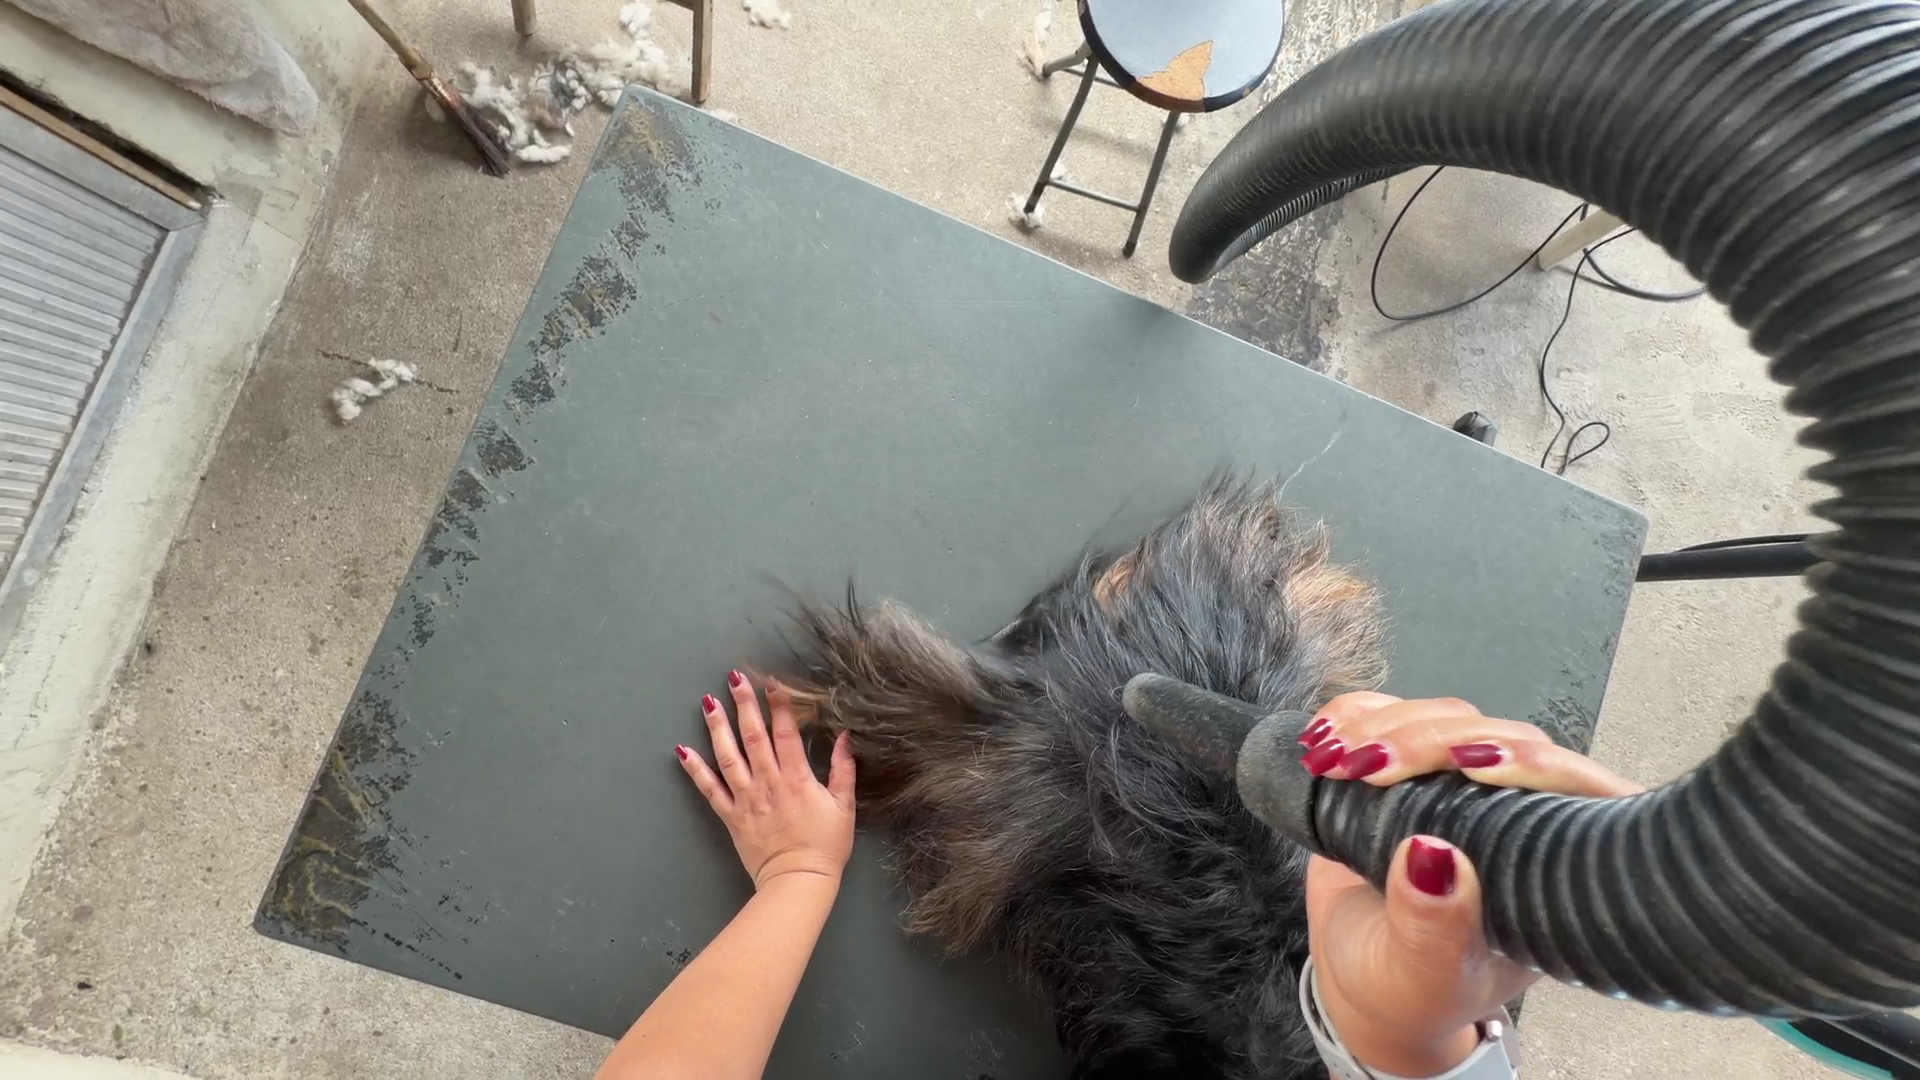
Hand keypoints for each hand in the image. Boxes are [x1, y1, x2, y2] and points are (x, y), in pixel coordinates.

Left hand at [677, 672, 856, 889]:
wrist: (797, 882)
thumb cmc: (826, 844)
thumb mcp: (844, 805)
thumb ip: (843, 769)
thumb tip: (845, 736)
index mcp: (796, 778)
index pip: (785, 733)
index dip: (779, 705)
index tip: (771, 682)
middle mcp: (768, 782)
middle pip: (753, 736)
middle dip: (744, 704)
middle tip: (734, 677)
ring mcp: (746, 798)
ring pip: (728, 756)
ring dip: (717, 727)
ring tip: (707, 701)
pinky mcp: (731, 816)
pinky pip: (710, 789)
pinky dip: (695, 769)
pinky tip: (682, 750)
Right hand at [1301, 693, 1641, 1075]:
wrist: (1354, 967)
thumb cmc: (1405, 987)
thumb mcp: (1420, 975)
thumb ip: (1431, 928)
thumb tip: (1434, 856)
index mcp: (1552, 875)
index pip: (1579, 794)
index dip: (1536, 763)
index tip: (1472, 766)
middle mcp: (1514, 818)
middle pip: (1498, 738)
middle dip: (1426, 740)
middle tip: (1364, 767)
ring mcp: (1456, 786)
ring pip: (1442, 717)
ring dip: (1382, 723)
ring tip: (1331, 758)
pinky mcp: (1401, 766)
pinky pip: (1386, 714)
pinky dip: (1350, 712)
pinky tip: (1322, 734)